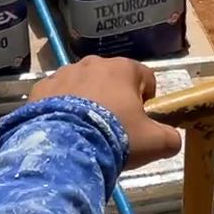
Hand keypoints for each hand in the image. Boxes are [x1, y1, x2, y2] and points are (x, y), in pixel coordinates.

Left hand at [30, 56, 182, 169]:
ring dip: (87, 103)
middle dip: (114, 100)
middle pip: (111, 80)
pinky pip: (56, 97)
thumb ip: (170, 138)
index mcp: (123, 69)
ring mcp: (63, 74)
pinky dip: (61, 110)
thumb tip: (173, 139)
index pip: (145, 77)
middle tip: (112, 130)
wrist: (66, 149)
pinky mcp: (40, 89)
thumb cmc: (115, 138)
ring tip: (85, 132)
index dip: (147, 100)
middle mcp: (92, 63)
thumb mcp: (153, 143)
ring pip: (82, 87)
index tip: (141, 121)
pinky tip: (63, 131)